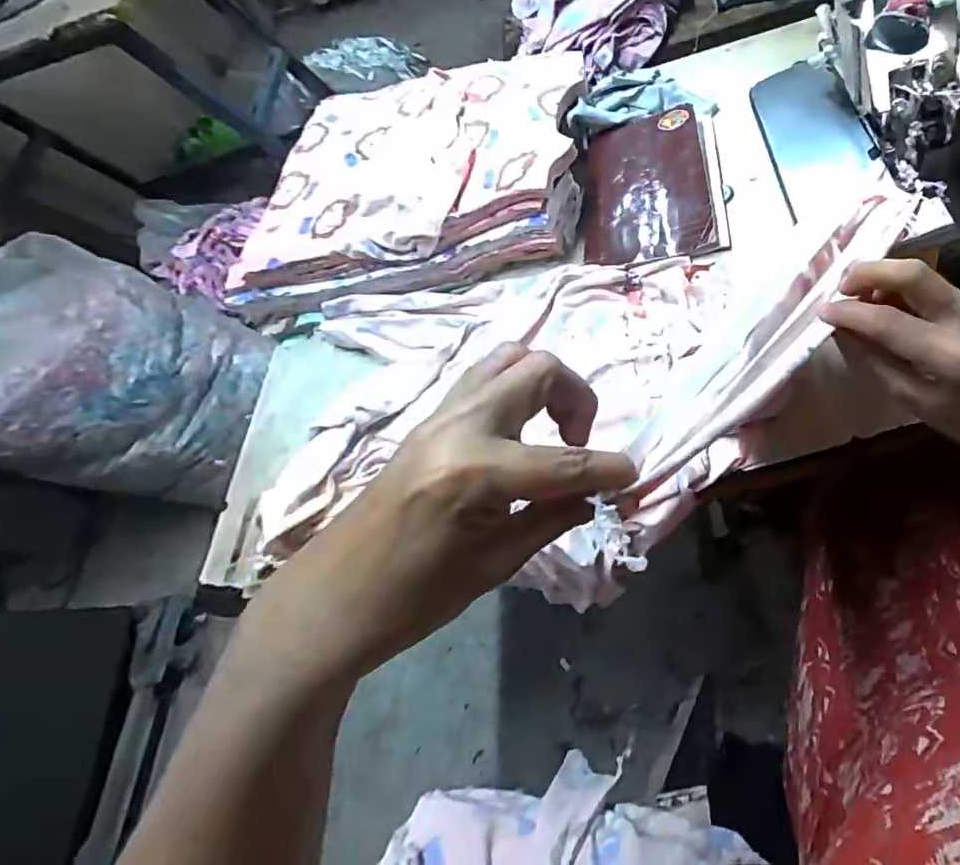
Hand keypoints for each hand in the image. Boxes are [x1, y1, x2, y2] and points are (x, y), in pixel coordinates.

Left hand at [236, 343, 636, 690]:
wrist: (327, 603)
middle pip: (540, 370)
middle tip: (580, 443)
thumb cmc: (412, 599)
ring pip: (509, 358)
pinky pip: (485, 377)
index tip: (632, 475)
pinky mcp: (428, 420)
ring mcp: (439, 417)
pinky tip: (520, 432)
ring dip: (546, 384)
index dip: (608, 469)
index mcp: (475, 472)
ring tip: (551, 429)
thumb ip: (552, 519)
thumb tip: (596, 495)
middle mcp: (459, 427)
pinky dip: (517, 389)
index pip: (565, 461)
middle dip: (578, 400)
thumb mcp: (495, 566)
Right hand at [820, 259, 959, 485]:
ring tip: (855, 295)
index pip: (890, 322)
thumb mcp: (909, 398)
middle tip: (841, 287)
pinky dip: (894, 283)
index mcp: (948, 355)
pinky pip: (923, 280)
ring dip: (881, 275)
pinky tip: (877, 299)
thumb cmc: (959, 416)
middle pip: (913, 274)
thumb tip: (838, 328)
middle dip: (870, 272)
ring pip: (917, 270)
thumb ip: (872, 359)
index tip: (823, 311)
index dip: (851, 312)